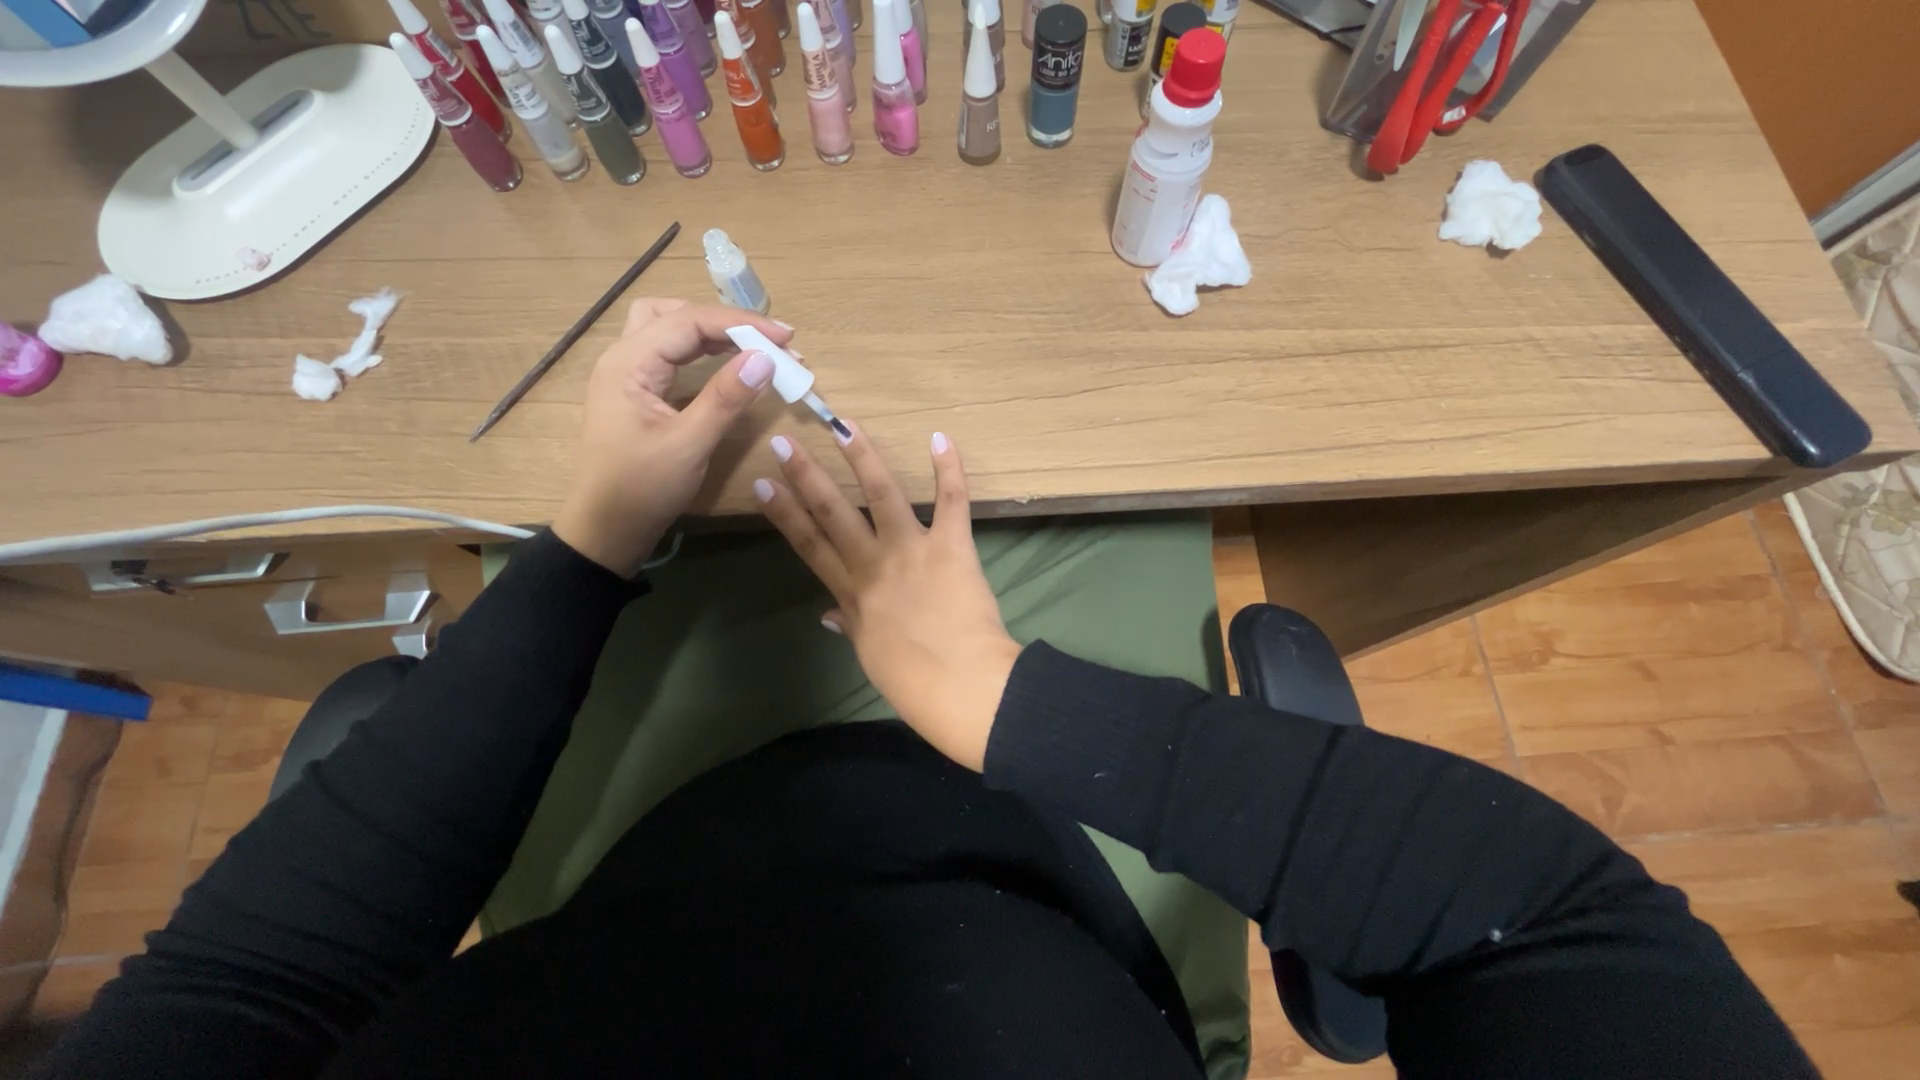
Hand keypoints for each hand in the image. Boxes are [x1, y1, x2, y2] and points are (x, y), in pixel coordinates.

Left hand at [553, 298, 790, 576]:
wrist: (605, 530)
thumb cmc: (641, 489)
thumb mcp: (689, 444)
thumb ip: (726, 398)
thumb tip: (765, 357)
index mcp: (629, 363)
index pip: (689, 321)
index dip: (741, 323)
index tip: (787, 337)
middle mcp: (624, 359)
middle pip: (675, 315)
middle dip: (725, 322)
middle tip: (769, 341)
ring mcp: (628, 376)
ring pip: (669, 331)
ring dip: (712, 333)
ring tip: (753, 347)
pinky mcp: (638, 395)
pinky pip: (671, 356)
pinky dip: (702, 352)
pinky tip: (728, 366)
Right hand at [755, 425, 1020, 770]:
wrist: (959, 686)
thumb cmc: (913, 682)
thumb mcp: (870, 655)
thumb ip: (850, 627)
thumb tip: (828, 616)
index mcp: (853, 593)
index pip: (810, 546)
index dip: (784, 514)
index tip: (762, 485)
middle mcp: (875, 565)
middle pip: (834, 514)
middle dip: (807, 475)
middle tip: (783, 441)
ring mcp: (913, 551)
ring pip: (883, 496)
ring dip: (863, 458)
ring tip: (845, 425)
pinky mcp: (952, 547)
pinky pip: (953, 502)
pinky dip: (950, 469)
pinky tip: (940, 437)